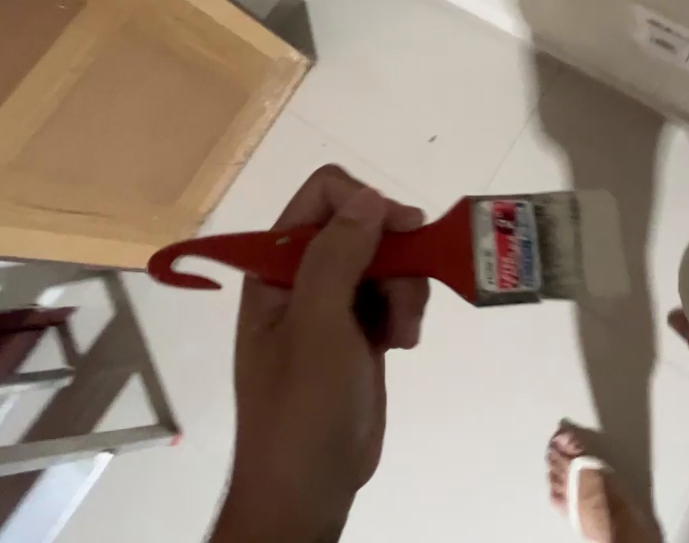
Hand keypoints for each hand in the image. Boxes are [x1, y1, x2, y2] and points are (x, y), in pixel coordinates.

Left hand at [214, 166, 429, 542]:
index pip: (322, 197)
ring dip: (406, 288)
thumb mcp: (316, 329)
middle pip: (363, 224)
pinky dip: (407, 311)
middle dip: (395, 252)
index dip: (363, 202)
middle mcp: (304, 277)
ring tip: (403, 332)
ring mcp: (334, 304)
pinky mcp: (361, 330)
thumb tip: (370, 198)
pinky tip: (402, 343)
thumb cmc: (302, 410)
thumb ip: (337, 257)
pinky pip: (395, 292)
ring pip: (387, 259)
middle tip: (413, 282)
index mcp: (276, 267)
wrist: (308, 491)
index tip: (400, 229)